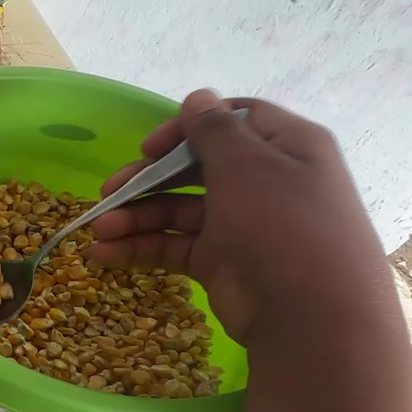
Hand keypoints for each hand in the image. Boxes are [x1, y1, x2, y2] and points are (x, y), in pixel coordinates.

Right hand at [86, 89, 396, 348]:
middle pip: (192, 168)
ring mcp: (240, 223)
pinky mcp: (219, 259)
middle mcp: (263, 181)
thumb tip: (197, 96)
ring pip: (175, 209)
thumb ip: (214, 130)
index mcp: (284, 147)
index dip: (185, 128)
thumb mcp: (247, 167)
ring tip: (98, 233)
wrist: (312, 315)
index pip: (230, 121)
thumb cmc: (283, 226)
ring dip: (134, 217)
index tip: (148, 148)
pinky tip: (103, 255)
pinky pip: (171, 244)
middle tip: (107, 194)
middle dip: (146, 180)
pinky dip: (137, 247)